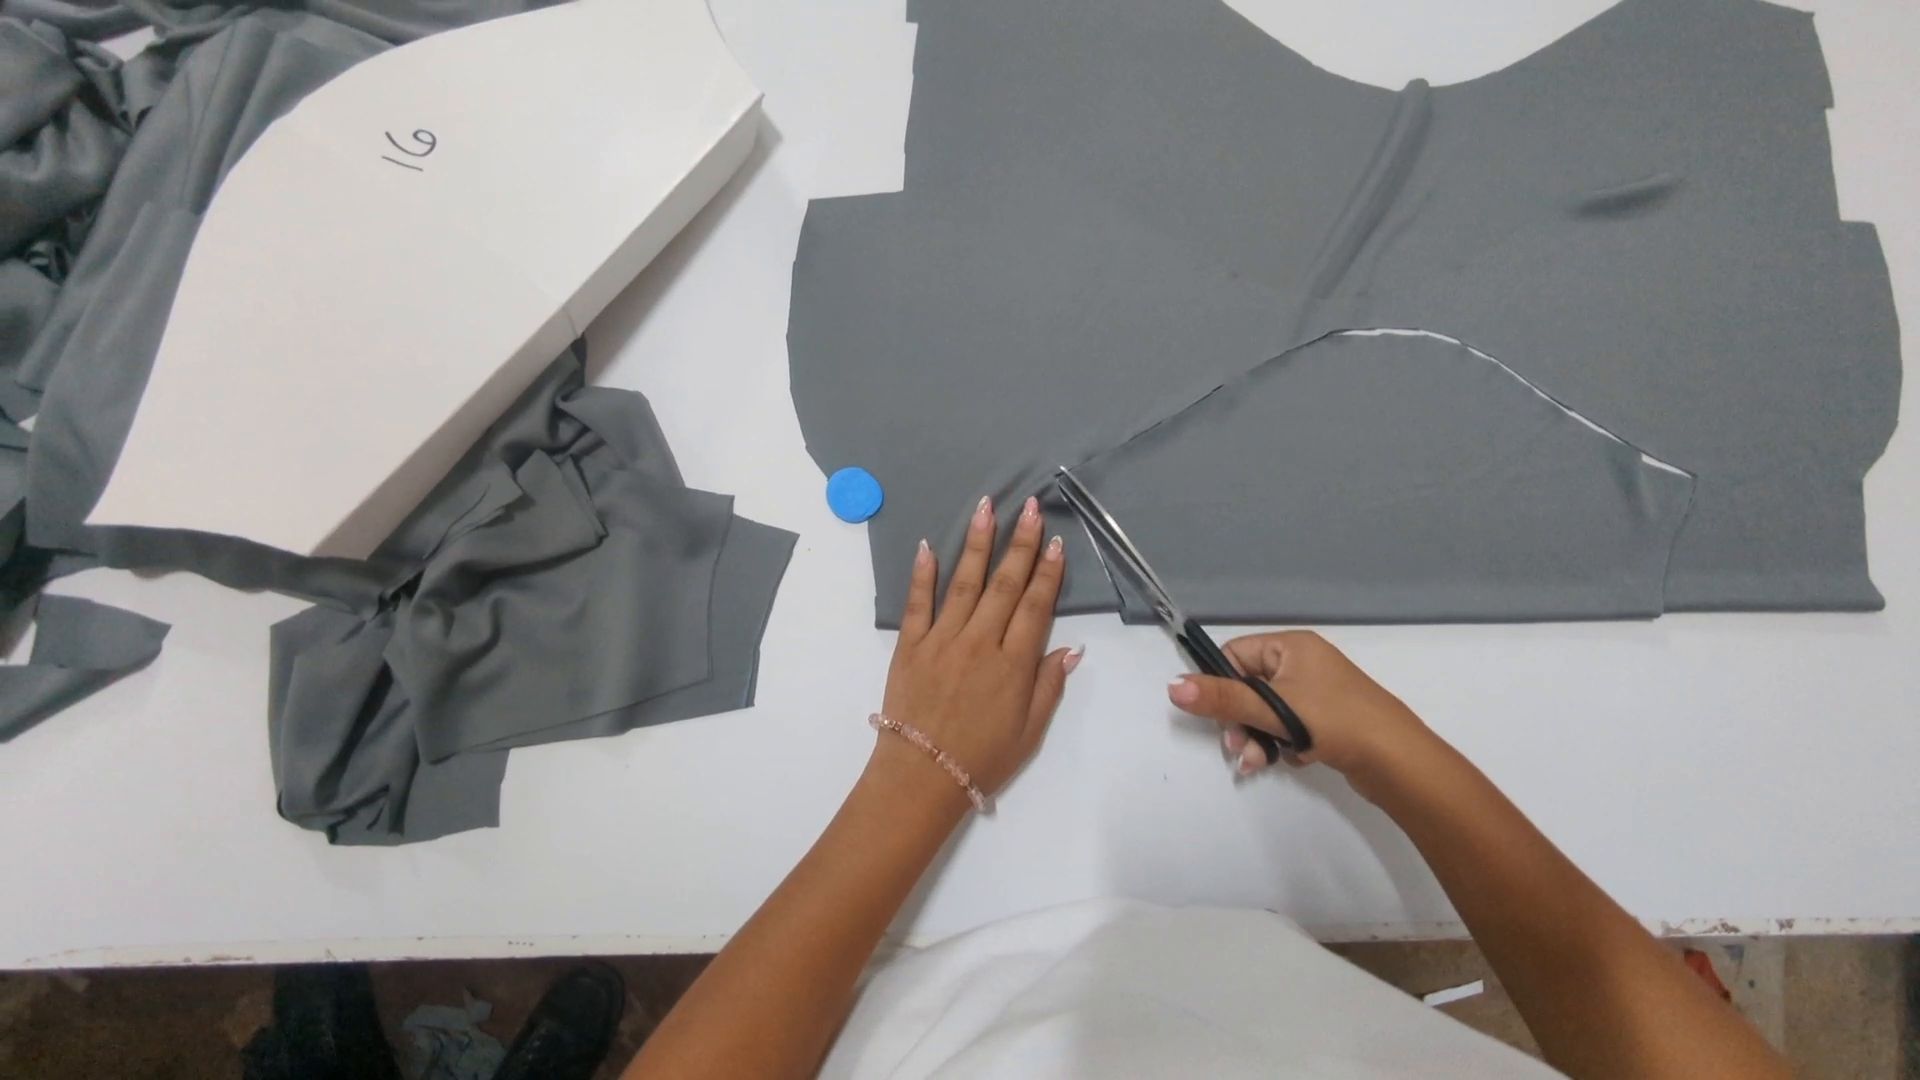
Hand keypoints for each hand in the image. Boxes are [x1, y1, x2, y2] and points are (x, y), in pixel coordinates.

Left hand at [878, 495, 1080, 801]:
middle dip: (1019, 543)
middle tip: (1028, 506)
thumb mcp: (1029, 731)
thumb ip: (1049, 685)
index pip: (1035, 607)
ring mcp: (942, 640)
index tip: (1055, 542)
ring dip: (977, 544)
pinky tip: (928, 546)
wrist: (921, 777)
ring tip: (986, 508)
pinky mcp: (910, 645)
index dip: (1047, 573)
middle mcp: (979, 642)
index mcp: (1013, 664)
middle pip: (1004, 585)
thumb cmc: (982, 758)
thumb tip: (1072, 648)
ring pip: (964, 583)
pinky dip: (923, 574)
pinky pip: (917, 603)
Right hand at [1167, 631, 1434, 798]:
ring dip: (1257, 737)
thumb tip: (1173, 687)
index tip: (1219, 715)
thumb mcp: (1274, 708)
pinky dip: (1281, 745)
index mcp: (1291, 646)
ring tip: (1259, 762)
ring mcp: (1317, 693)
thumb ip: (1222, 698)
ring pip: (1266, 712)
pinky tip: (1289, 761)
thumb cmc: (1337, 721)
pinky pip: (1287, 727)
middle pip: (1248, 687)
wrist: (1401, 763)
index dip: (1221, 685)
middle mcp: (1303, 663)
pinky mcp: (1326, 720)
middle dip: (1240, 720)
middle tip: (1240, 747)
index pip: (1235, 655)